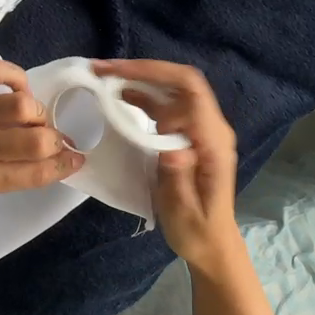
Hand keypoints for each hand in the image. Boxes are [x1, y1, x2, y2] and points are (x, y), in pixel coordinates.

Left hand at [0, 57, 84, 195]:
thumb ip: (19, 171)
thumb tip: (62, 154)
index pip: (34, 174)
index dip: (63, 165)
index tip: (76, 157)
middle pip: (34, 142)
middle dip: (54, 138)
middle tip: (51, 135)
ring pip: (21, 106)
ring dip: (37, 110)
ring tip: (31, 114)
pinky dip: (17, 78)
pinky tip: (17, 89)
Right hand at [94, 58, 242, 274]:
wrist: (212, 245)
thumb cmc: (198, 231)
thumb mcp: (184, 210)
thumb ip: (179, 177)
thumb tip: (173, 147)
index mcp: (212, 140)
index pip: (190, 89)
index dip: (155, 74)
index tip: (119, 74)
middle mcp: (210, 126)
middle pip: (179, 81)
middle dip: (141, 70)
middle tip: (102, 69)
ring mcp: (199, 128)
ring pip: (170, 89)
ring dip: (138, 79)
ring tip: (103, 77)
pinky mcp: (188, 133)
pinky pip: (166, 104)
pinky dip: (142, 95)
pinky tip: (119, 95)